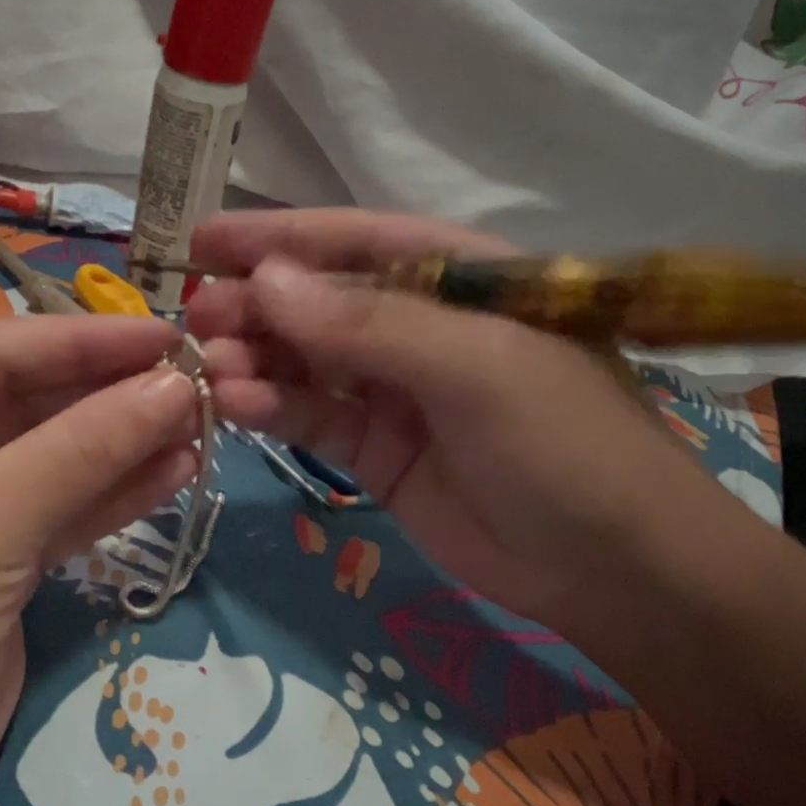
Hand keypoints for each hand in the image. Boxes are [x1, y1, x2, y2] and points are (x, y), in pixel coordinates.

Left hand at [0, 315, 196, 805]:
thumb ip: (83, 449)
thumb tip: (174, 386)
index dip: (87, 338)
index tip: (171, 337)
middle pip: (31, 399)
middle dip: (111, 393)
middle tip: (198, 386)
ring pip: (56, 456)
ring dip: (124, 443)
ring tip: (201, 428)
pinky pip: (64, 509)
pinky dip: (115, 495)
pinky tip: (174, 474)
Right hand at [186, 208, 743, 623]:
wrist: (611, 568)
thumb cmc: (565, 445)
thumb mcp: (476, 368)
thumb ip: (369, 325)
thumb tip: (265, 280)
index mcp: (462, 282)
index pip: (359, 243)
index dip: (281, 237)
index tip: (205, 239)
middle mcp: (422, 330)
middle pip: (322, 304)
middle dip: (257, 305)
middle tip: (193, 316)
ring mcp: (396, 395)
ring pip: (308, 364)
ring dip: (256, 361)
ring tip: (207, 369)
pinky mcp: (377, 453)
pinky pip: (315, 420)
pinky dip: (274, 411)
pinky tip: (237, 408)